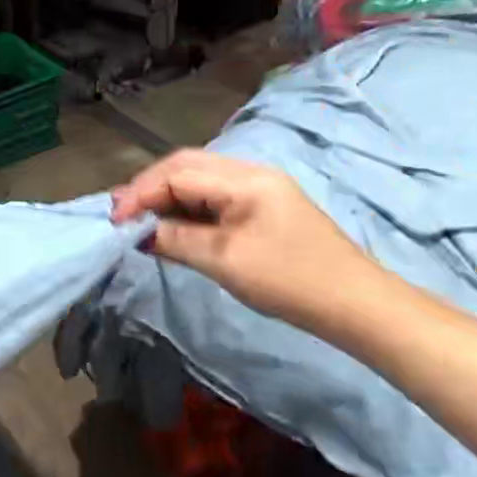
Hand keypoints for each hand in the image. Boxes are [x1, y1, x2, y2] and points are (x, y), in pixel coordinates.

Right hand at [110, 150, 385, 331]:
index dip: (139, 194)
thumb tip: (136, 232)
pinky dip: (183, 207)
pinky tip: (169, 225)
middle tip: (121, 215)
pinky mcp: (261, 208)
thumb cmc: (290, 281)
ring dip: (163, 196)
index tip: (115, 221)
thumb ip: (173, 238)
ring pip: (195, 179)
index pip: (176, 174)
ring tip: (138, 220)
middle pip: (183, 167)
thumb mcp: (222, 260)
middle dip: (147, 188)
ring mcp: (258, 189)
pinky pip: (210, 195)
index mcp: (245, 180)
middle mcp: (250, 173)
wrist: (361, 310)